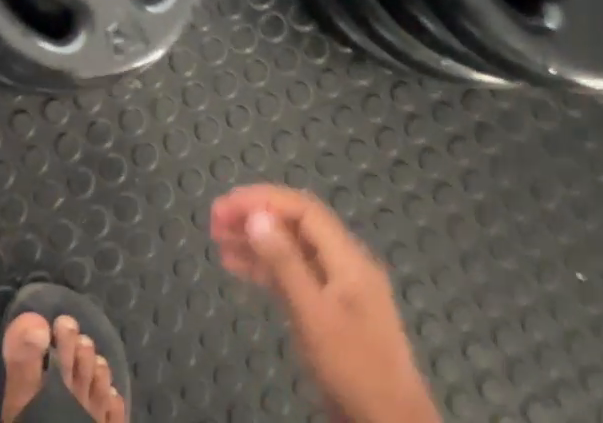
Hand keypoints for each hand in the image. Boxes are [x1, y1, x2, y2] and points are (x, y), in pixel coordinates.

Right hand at [210, 186, 440, 422]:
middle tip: (214, 221)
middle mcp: (345, 265)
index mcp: (349, 259)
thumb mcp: (313, 313)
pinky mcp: (329, 309)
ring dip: (255, 240)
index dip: (261, 200)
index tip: (223, 207)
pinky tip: (237, 266)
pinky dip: (264, 266)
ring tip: (217, 240)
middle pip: (296, 226)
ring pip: (292, 249)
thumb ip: (285, 262)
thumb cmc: (352, 365)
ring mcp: (338, 288)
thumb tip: (256, 215)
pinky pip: (293, 274)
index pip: (303, 210)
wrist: (388, 422)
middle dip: (255, 216)